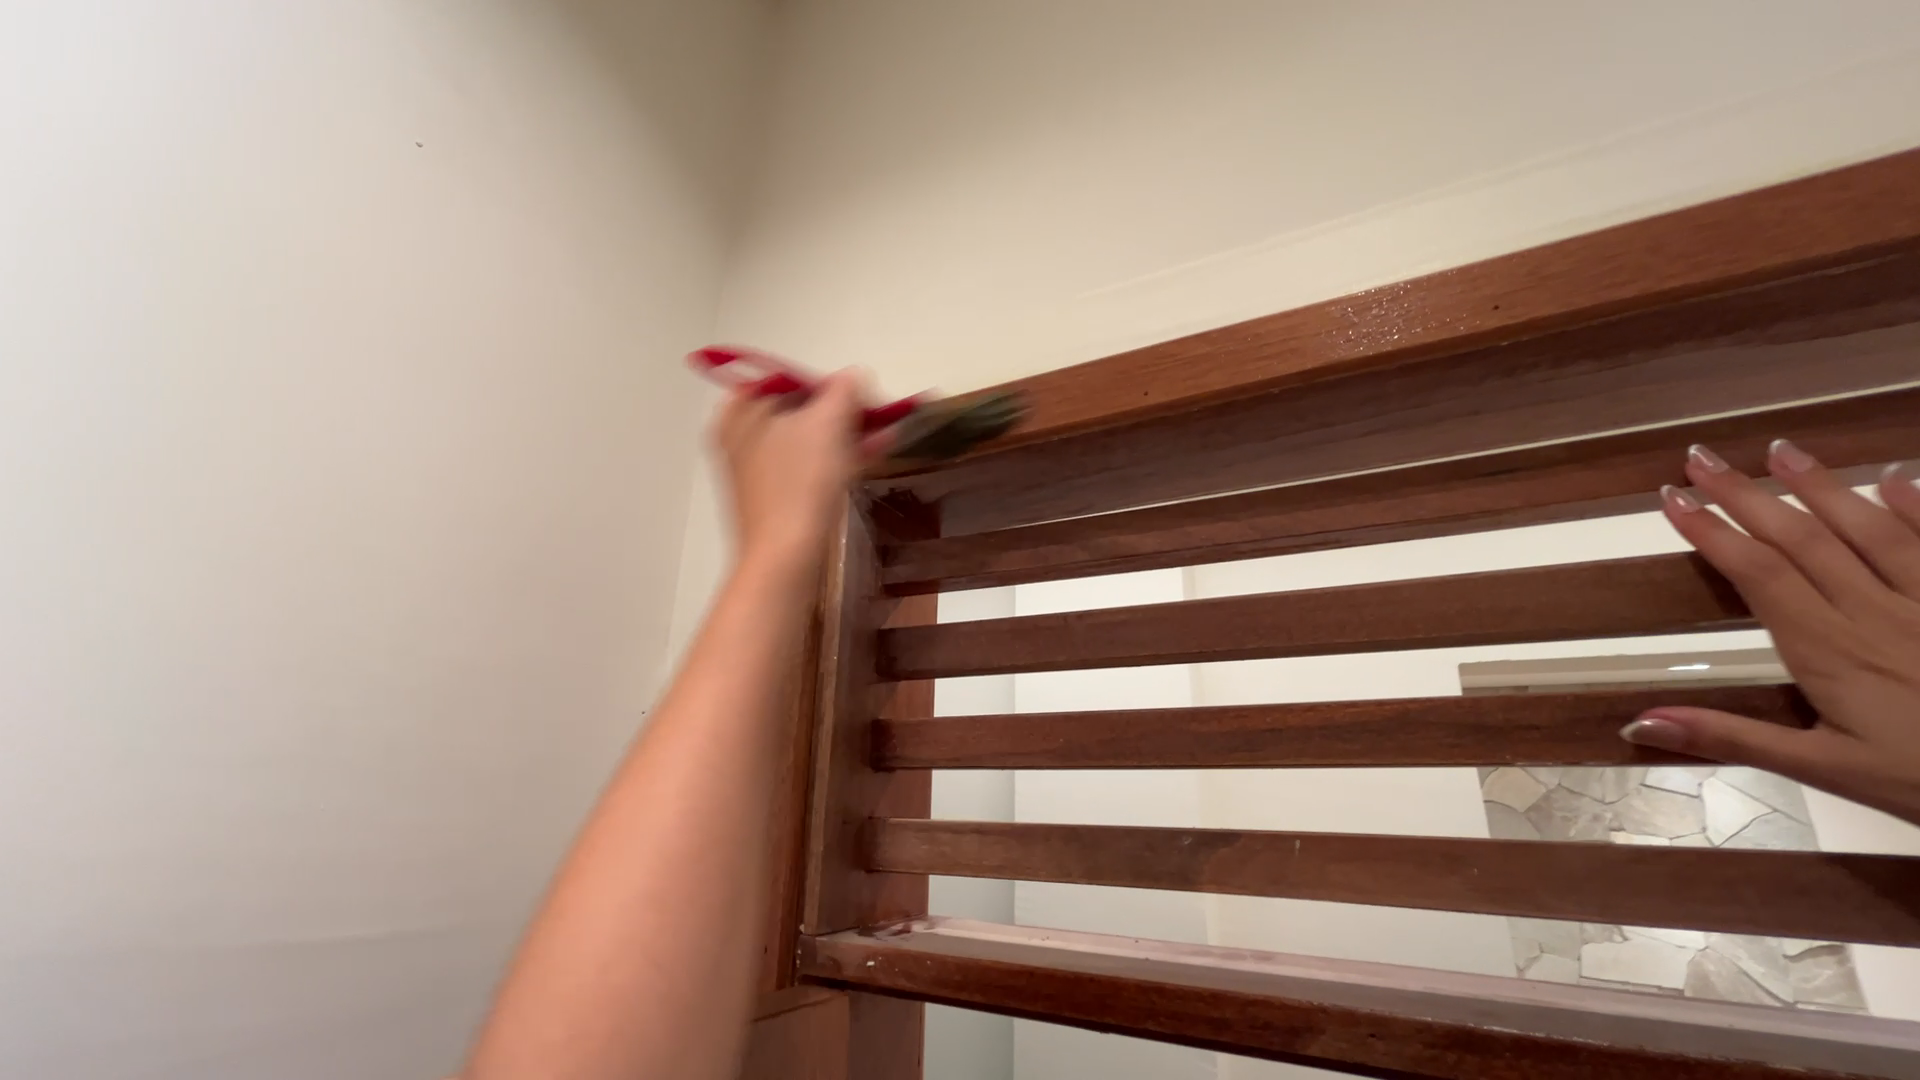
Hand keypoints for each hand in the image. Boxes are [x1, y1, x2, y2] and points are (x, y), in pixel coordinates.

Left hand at [711, 370, 874, 573]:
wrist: (786, 558)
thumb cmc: (800, 484)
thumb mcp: (826, 424)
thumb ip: (843, 391)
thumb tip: (855, 375)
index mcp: (741, 411)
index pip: (788, 378)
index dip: (829, 381)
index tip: (864, 390)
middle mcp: (743, 436)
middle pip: (801, 410)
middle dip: (845, 409)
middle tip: (881, 410)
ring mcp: (760, 469)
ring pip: (811, 438)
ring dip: (849, 432)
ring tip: (889, 428)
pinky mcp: (778, 495)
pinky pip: (812, 464)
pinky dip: (840, 456)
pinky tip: (875, 451)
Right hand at [1620, 443, 1919, 823]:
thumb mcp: (1828, 771)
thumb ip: (1732, 738)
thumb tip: (1635, 721)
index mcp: (1829, 648)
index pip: (1757, 573)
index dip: (1710, 531)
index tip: (1670, 497)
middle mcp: (1875, 613)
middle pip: (1802, 539)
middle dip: (1746, 494)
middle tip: (1702, 456)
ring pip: (1870, 530)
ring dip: (1821, 486)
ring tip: (1781, 449)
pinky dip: (1917, 508)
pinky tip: (1895, 479)